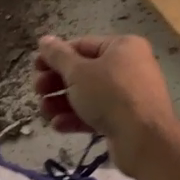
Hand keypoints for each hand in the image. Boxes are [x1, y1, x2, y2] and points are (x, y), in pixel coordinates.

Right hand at [34, 34, 179, 174]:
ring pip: (89, 95)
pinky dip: (77, 118)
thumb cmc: (110, 94)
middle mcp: (129, 67)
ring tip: (44, 112)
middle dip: (57, 82)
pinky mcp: (126, 120)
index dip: (56, 56)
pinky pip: (98, 114)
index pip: (82, 45)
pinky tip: (58, 126)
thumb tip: (44, 39)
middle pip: (84, 71)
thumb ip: (58, 56)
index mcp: (122, 47)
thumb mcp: (78, 72)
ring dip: (62, 102)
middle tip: (37, 90)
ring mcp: (129, 95)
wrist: (144, 139)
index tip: (35, 67)